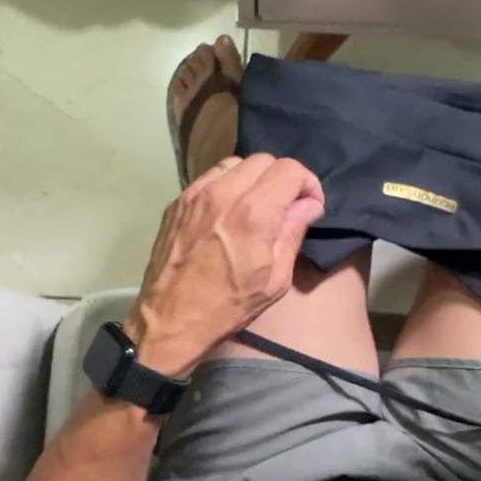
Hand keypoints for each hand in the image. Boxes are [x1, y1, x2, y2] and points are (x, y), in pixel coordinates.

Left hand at [126, 154, 324, 376]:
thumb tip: (309, 204)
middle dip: (282, 178)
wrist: (170, 320)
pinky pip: (211, 178)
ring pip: (236, 164)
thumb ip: (293, 233)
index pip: (290, 170)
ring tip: (257, 207)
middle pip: (264, 160)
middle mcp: (223, 193)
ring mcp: (195, 194)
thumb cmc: (227, 307)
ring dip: (254, 179)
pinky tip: (229, 212)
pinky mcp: (178, 202)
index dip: (308, 183)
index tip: (310, 206)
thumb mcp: (274, 280)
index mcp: (252, 213)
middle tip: (286, 207)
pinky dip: (228, 186)